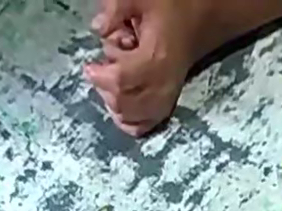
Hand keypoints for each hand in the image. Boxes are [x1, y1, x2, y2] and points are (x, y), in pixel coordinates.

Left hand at [83, 0, 192, 136]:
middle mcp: (160, 88)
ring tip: (114, 82)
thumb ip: (116, 9)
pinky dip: (125, 120)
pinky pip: (139, 127)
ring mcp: (163, 103)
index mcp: (155, 60)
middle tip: (105, 69)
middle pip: (121, 102)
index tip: (89, 67)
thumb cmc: (166, 10)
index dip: (100, 77)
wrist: (192, 26)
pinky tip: (119, 105)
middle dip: (105, 88)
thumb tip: (97, 29)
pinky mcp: (163, 111)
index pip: (120, 81)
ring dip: (113, 102)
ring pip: (128, 117)